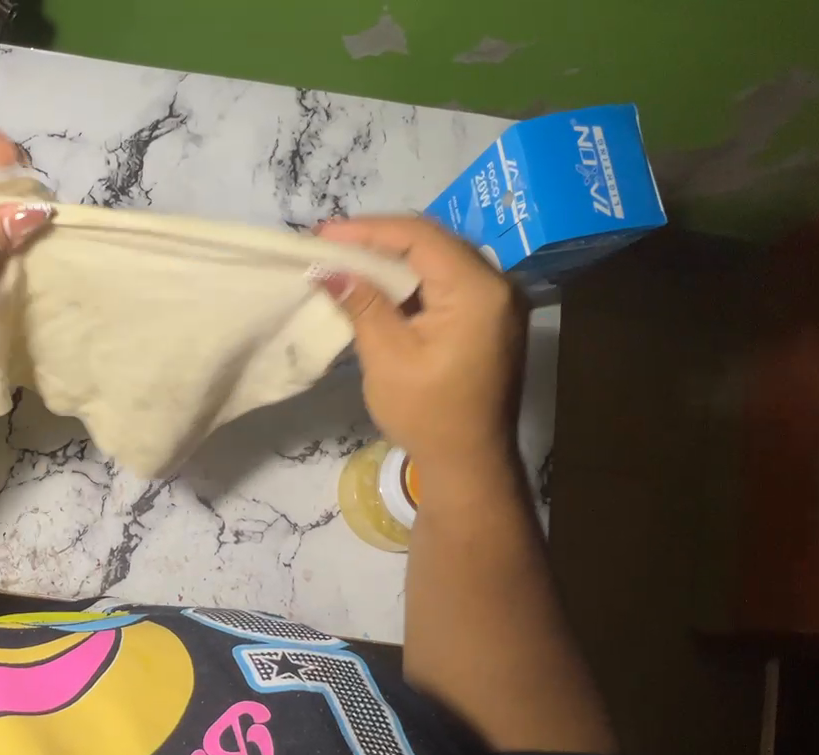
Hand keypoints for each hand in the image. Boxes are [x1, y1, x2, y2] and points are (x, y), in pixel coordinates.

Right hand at [316, 216, 525, 470]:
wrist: (467, 459)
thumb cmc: (426, 412)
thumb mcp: (387, 357)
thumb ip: (362, 305)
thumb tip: (328, 269)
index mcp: (476, 290)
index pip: (420, 237)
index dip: (368, 231)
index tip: (322, 235)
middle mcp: (495, 284)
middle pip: (432, 242)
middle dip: (378, 240)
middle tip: (329, 245)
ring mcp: (494, 301)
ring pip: (437, 260)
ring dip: (391, 259)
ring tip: (345, 261)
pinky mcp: (485, 318)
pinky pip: (444, 283)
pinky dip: (408, 280)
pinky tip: (377, 286)